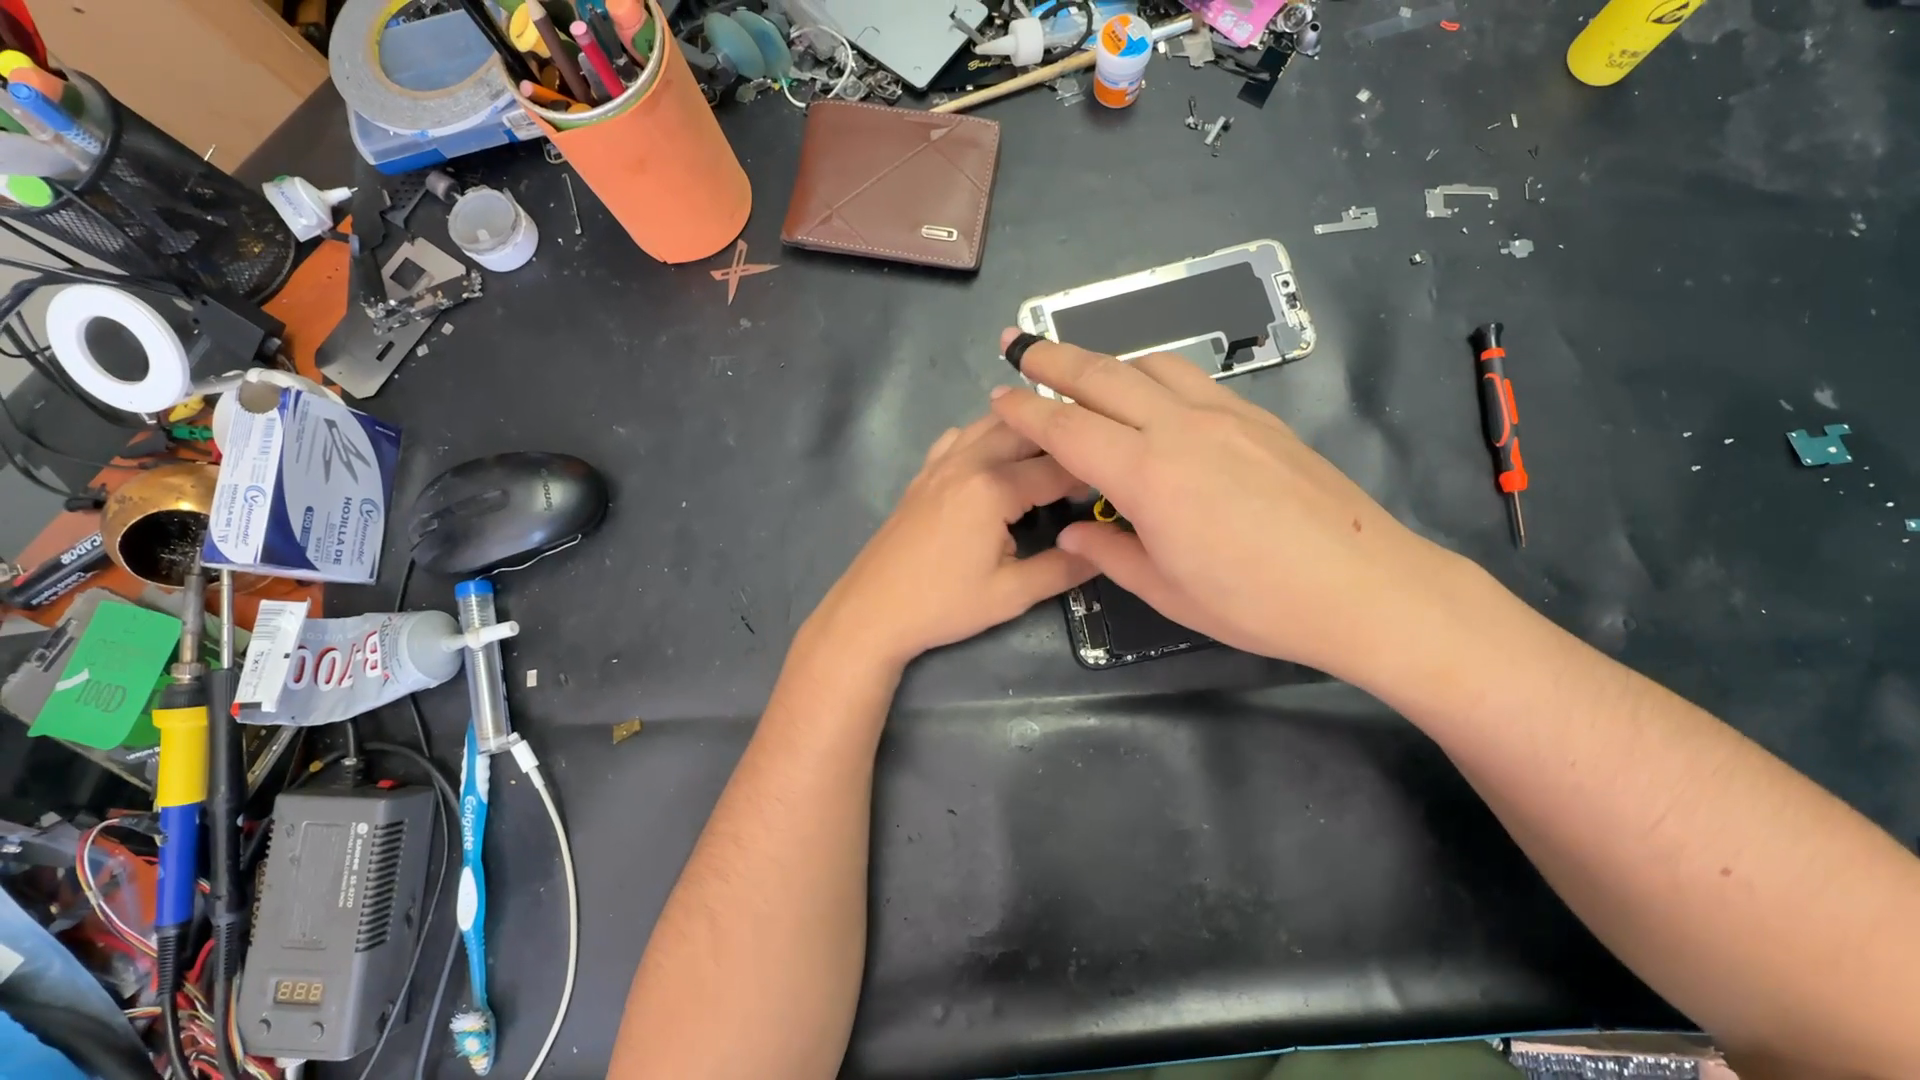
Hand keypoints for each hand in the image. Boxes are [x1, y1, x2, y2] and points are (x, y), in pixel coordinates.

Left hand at [808, 413, 1097, 667]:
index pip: (1056, 466)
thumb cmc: (943, 605)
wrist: (871, 612)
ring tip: (1053, 452)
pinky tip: (996, 459)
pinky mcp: (923, 474)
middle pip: (1023, 429)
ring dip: (1024, 431)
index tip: (1115, 480)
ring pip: (989, 425)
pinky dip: (985, 436)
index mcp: (993, 488)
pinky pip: (959, 437)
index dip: (1090, 471)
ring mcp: (940, 464)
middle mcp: (967, 462)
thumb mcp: (1011, 595)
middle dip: (1060, 439)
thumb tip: (1106, 552)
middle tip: (1088, 461)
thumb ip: (1062, 569)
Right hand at [989, 330, 1472, 681]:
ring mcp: (1224, 414)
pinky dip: (1156, 375)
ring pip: (1151, 366)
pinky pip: (1193, 380)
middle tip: (1017, 346)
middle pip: (1103, 376)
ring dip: (1109, 362)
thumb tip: (1073, 531)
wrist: (1363, 586)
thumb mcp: (1169, 591)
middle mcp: (1179, 427)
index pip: (1067, 428)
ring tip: (1086, 374)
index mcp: (1145, 474)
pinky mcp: (1258, 418)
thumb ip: (1111, 554)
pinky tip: (1157, 397)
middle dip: (1053, 359)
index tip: (998, 396)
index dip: (1027, 410)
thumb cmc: (1255, 603)